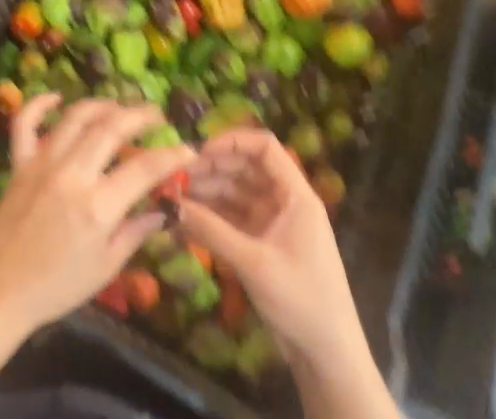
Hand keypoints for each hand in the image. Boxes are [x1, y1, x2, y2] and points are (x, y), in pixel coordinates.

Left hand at [0, 96, 194, 334]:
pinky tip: (56, 98)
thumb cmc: (59, 285)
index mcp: (98, 206)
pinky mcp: (18, 164)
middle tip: (155, 114)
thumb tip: (164, 210)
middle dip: (139, 116)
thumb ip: (135, 231)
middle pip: (110, 129)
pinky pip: (24, 124)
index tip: (188, 149)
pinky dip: (38, 105)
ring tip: (120, 107)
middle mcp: (71, 175)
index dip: (171, 155)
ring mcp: (41, 164)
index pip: (143, 168)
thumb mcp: (107, 266)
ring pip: (74, 118)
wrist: (2, 286)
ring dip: (101, 106)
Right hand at [177, 128, 364, 365]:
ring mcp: (272, 223)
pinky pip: (230, 217)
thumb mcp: (253, 262)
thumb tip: (169, 202)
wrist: (326, 353)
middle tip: (173, 177)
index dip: (230, 142)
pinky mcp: (261, 243)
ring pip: (233, 192)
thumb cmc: (301, 300)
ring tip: (171, 196)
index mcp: (296, 197)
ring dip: (204, 191)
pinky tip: (182, 217)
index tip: (196, 153)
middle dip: (209, 168)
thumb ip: (210, 229)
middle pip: (244, 168)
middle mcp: (284, 202)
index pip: (265, 147)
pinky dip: (208, 215)